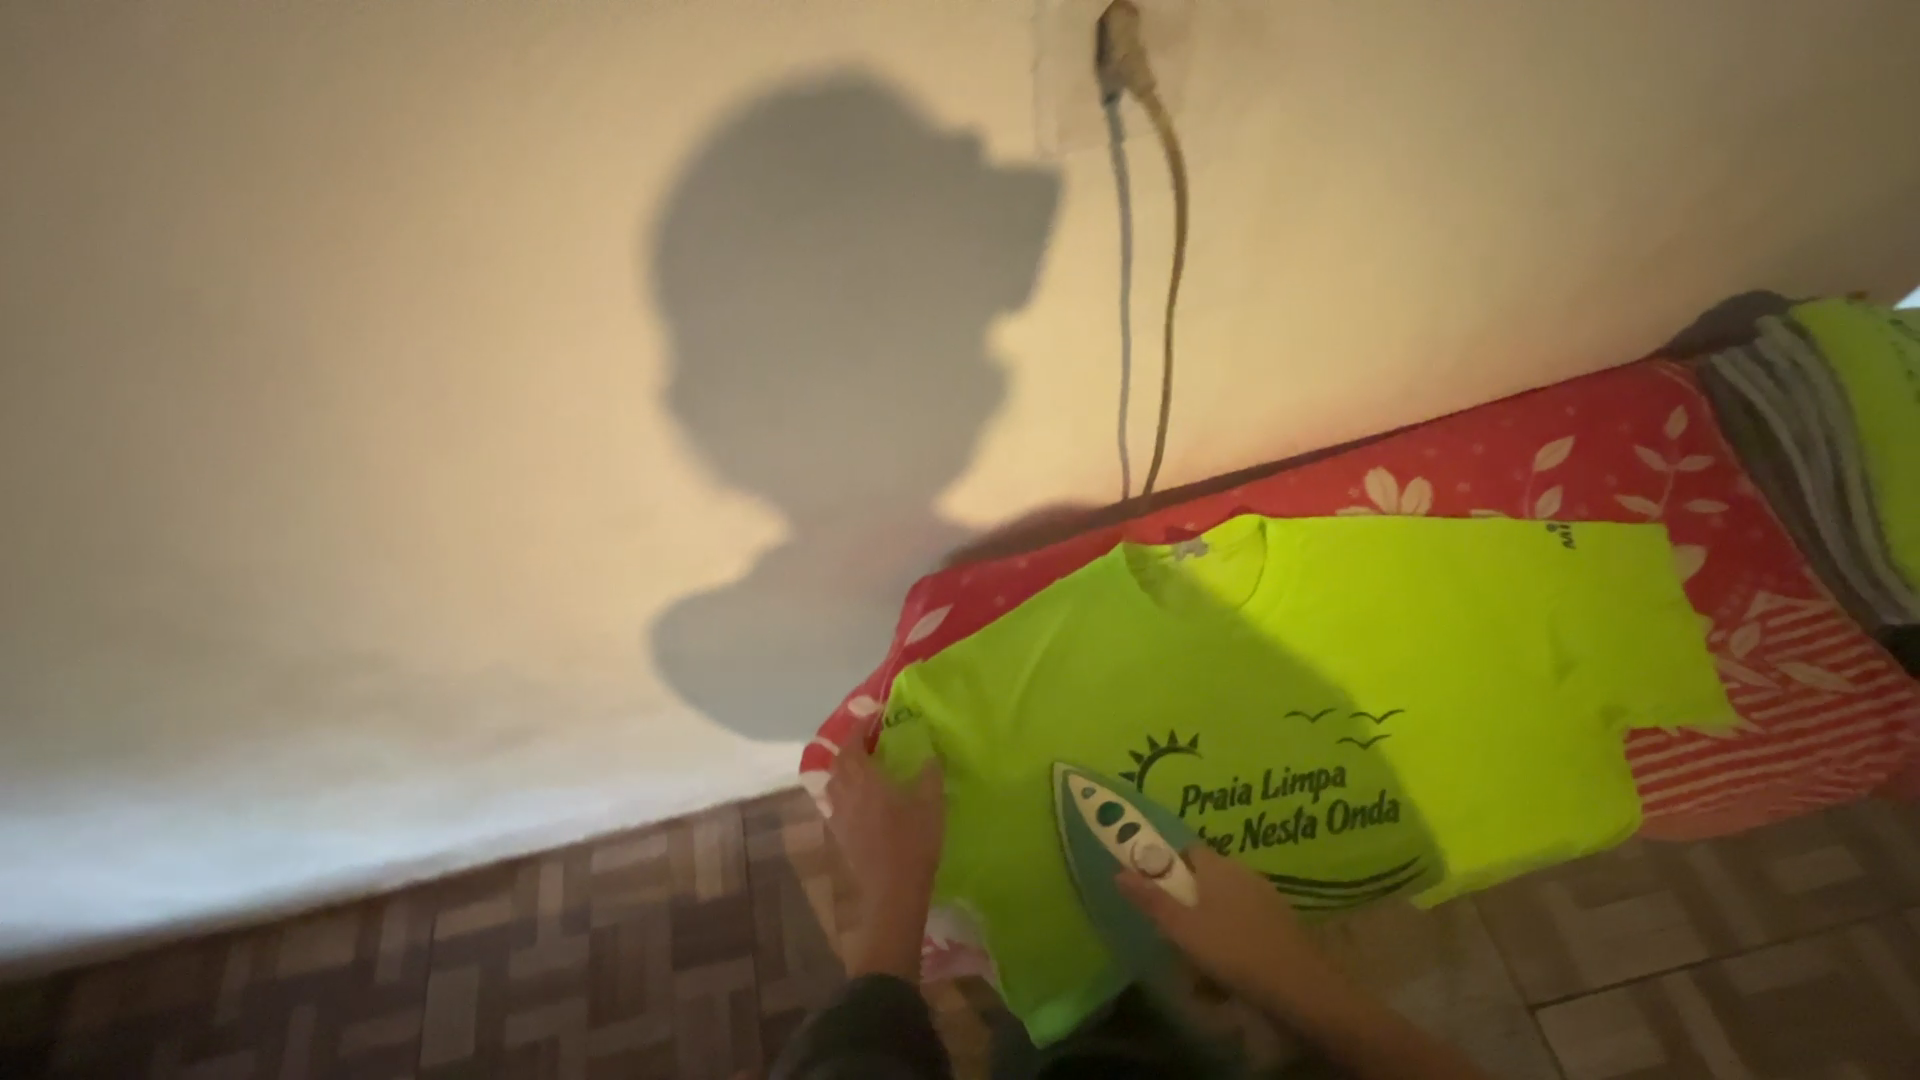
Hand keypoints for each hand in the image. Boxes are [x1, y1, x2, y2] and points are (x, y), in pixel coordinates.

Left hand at [824, 740, 943, 979]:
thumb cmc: (913, 841)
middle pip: (838, 763)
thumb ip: (930, 774)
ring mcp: (839, 816)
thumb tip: (930, 753)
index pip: (852, 745)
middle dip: (850, 748)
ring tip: (864, 768)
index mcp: (864, 780)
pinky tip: (862, 799)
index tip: (873, 719)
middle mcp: (845, 793)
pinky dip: (845, 792)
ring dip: (845, 770)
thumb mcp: (931, 803)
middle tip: (870, 742)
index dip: (859, 729)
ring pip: (834, 783)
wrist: (893, 891)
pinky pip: (836, 803)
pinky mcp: (840, 835)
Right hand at [1120, 849, 1490, 1079]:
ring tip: (1198, 963)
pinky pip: (1247, 925)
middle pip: (1207, 878)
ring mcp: (1267, 898)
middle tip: (1173, 932)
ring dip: (1210, 926)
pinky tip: (1229, 974)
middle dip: (1188, 901)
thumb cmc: (1234, 952)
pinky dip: (1233, 941)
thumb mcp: (1183, 930)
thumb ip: (1151, 900)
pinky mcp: (1283, 925)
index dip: (1168, 865)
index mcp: (1217, 866)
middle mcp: (1243, 872)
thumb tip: (1118, 871)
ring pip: (1226, 905)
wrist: (1304, 990)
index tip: (1155, 890)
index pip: (1187, 849)